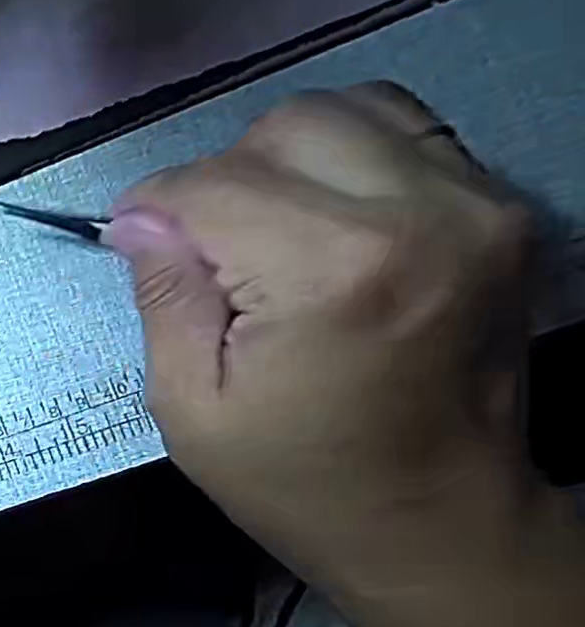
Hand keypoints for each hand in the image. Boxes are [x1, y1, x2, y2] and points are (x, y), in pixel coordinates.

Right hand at [104, 83, 539, 589]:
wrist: (427, 515)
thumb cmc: (284, 475)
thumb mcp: (186, 402)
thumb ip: (165, 297)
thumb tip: (133, 223)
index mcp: (331, 272)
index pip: (215, 183)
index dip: (150, 203)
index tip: (122, 236)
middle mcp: (425, 213)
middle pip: (289, 125)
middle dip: (214, 176)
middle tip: (187, 245)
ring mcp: (483, 203)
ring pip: (354, 111)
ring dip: (276, 162)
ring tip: (246, 234)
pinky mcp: (504, 211)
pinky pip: (404, 138)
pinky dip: (335, 166)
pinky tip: (306, 231)